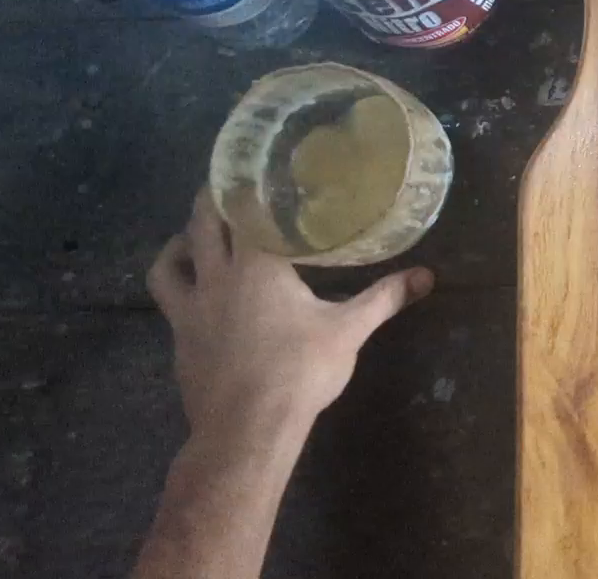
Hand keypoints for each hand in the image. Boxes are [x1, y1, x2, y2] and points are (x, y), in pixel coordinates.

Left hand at [146, 193, 433, 438]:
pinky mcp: (181, 341)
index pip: (248, 213)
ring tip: (194, 234)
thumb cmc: (299, 369)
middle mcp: (217, 279)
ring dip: (179, 242)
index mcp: (259, 267)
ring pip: (169, 264)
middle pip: (201, 227)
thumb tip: (428, 276)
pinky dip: (180, 285)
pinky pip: (170, 301)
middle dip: (210, 201)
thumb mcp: (350, 329)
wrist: (246, 431)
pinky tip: (199, 293)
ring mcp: (191, 312)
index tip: (255, 167)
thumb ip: (386, 297)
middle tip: (224, 183)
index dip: (248, 187)